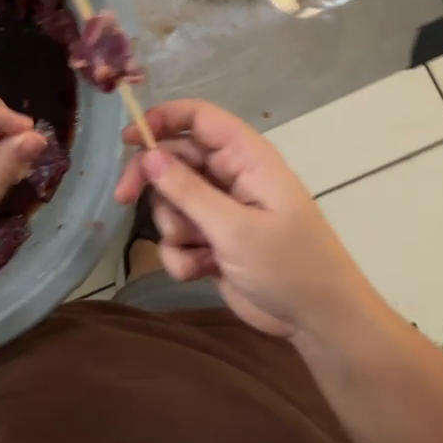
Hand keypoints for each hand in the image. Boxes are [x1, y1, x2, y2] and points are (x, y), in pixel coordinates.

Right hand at [113, 99, 376, 339]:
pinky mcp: (212, 241)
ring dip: (173, 227)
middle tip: (123, 198)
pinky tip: (202, 270)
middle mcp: (230, 176)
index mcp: (246, 158)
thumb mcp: (237, 229)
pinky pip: (177, 237)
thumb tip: (147, 156)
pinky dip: (181, 255)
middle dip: (150, 181)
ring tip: (199, 250)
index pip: (198, 117)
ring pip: (170, 201)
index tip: (128, 140)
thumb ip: (188, 191)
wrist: (320, 325)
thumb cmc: (291, 266)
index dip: (161, 119)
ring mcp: (220, 210)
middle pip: (173, 159)